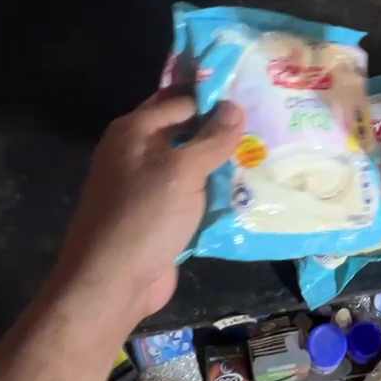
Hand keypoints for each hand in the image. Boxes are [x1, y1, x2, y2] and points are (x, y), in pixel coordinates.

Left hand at [50, 93, 245, 330]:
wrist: (112, 284)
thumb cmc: (143, 217)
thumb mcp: (182, 172)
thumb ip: (211, 138)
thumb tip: (236, 106)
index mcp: (134, 131)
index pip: (180, 101)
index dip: (214, 98)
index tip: (253, 96)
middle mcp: (138, 153)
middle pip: (186, 131)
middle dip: (222, 130)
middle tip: (267, 123)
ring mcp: (148, 186)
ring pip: (193, 165)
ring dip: (223, 164)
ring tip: (267, 153)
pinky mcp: (161, 215)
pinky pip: (193, 194)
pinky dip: (216, 192)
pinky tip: (250, 189)